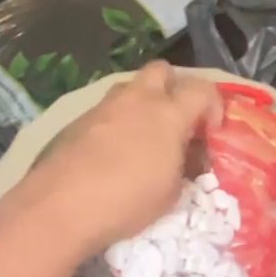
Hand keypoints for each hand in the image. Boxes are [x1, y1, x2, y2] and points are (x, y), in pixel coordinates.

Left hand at [4, 62, 222, 259]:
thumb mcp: (171, 194)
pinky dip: (116, 122)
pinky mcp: (79, 120)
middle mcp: (138, 99)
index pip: (203, 89)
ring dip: (142, 103)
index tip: (211, 132)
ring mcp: (104, 106)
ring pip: (130, 87)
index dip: (213, 105)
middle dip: (173, 89)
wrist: (61, 205)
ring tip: (142, 138)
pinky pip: (107, 110)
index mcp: (169, 113)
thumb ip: (182, 167)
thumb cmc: (127, 200)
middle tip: (175, 121)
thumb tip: (183, 158)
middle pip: (162, 71)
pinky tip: (112, 153)